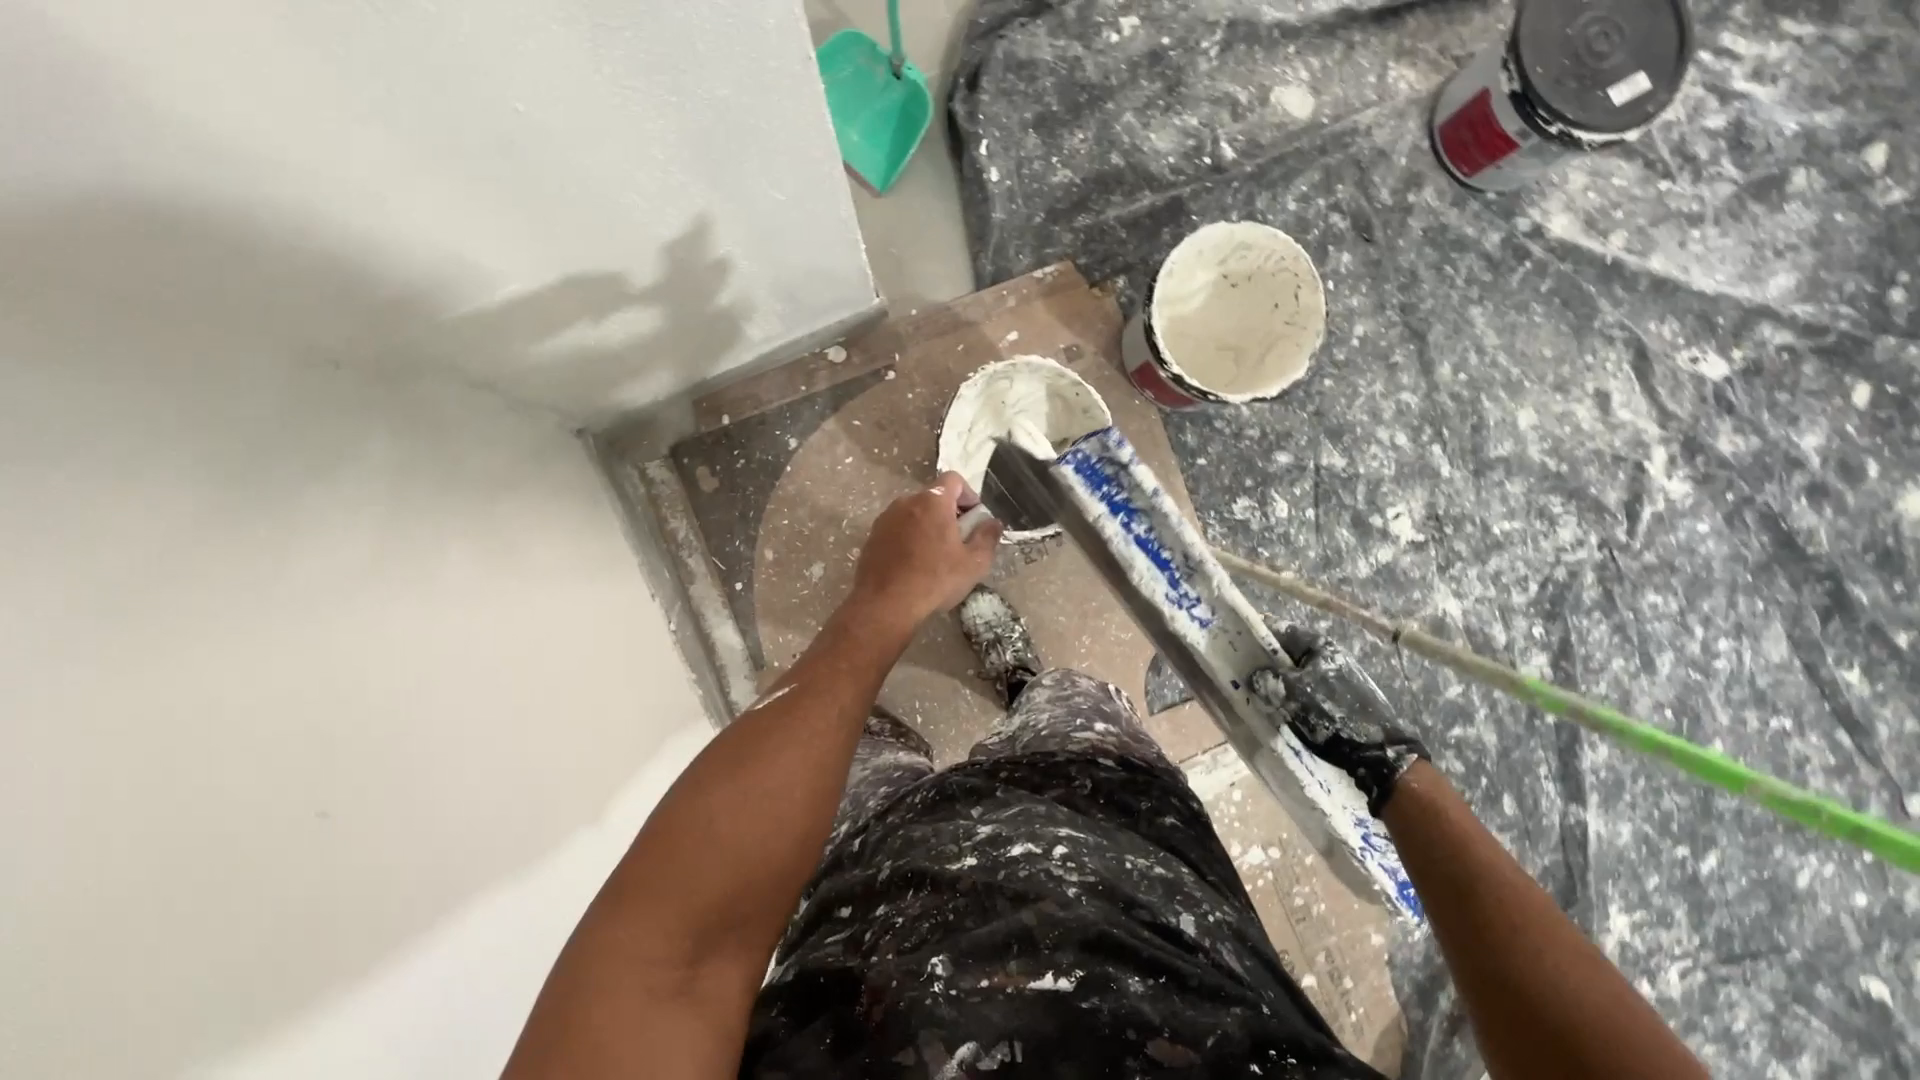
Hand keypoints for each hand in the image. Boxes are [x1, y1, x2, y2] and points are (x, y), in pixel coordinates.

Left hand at [850, 473, 1002, 627]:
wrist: (885, 603)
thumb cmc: (935, 580)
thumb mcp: (974, 563)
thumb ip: (987, 537)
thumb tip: (994, 523)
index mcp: (933, 501)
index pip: (953, 479)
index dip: (968, 494)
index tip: (974, 518)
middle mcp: (907, 501)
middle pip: (933, 496)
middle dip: (949, 512)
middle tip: (959, 539)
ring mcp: (886, 518)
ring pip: (914, 513)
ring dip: (928, 525)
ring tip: (935, 554)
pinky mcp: (873, 536)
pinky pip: (897, 528)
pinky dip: (909, 537)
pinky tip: (913, 564)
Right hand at [1256, 625, 1428, 814]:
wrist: (1377, 753)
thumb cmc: (1334, 715)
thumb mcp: (1295, 693)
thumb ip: (1269, 679)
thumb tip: (1254, 674)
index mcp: (1319, 646)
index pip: (1281, 630)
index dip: (1258, 633)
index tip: (1235, 640)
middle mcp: (1327, 657)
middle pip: (1286, 652)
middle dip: (1263, 660)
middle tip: (1238, 669)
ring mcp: (1333, 679)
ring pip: (1293, 674)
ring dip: (1274, 681)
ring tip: (1252, 691)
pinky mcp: (1335, 701)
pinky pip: (1302, 692)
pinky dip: (1287, 696)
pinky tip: (1275, 708)